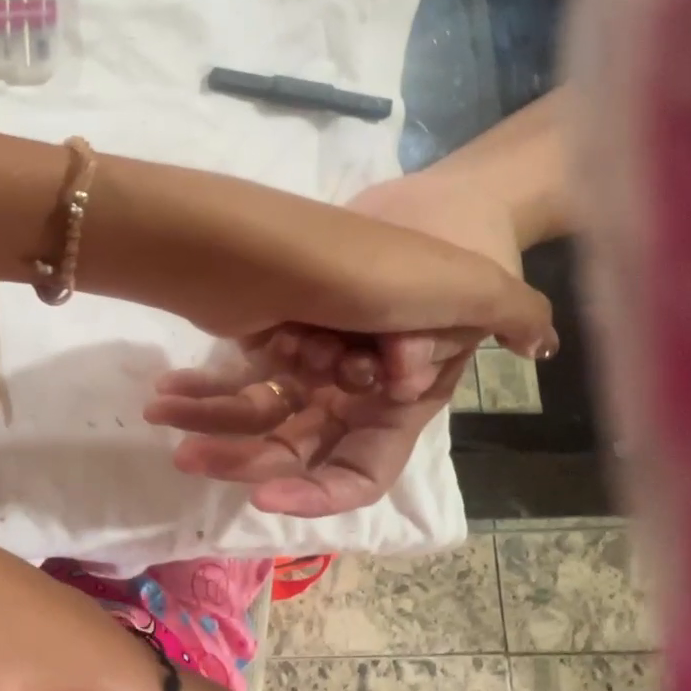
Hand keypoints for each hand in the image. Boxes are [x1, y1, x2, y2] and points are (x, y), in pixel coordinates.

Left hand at [145, 171, 538, 515]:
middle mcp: (351, 395)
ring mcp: (310, 369)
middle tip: (187, 457)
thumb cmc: (438, 241)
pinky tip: (168, 386)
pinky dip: (203, 385)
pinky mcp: (276, 341)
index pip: (361, 469)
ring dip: (208, 420)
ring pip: (255, 414)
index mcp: (398, 402)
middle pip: (292, 448)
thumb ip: (505, 318)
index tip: (267, 495)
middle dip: (241, 457)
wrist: (405, 196)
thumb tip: (530, 348)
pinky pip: (237, 377)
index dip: (320, 493)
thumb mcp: (474, 283)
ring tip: (160, 410)